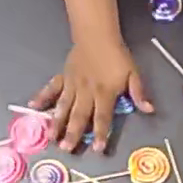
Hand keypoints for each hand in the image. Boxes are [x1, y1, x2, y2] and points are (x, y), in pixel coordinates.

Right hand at [30, 34, 155, 153]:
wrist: (96, 33)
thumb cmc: (117, 56)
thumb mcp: (133, 73)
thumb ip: (139, 93)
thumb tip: (150, 110)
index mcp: (104, 92)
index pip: (103, 116)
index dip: (100, 132)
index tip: (96, 148)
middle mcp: (86, 91)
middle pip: (80, 115)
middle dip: (73, 133)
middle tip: (67, 148)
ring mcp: (72, 84)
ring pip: (64, 106)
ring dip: (57, 122)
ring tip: (51, 137)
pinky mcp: (63, 77)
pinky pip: (51, 88)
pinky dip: (42, 97)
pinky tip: (32, 107)